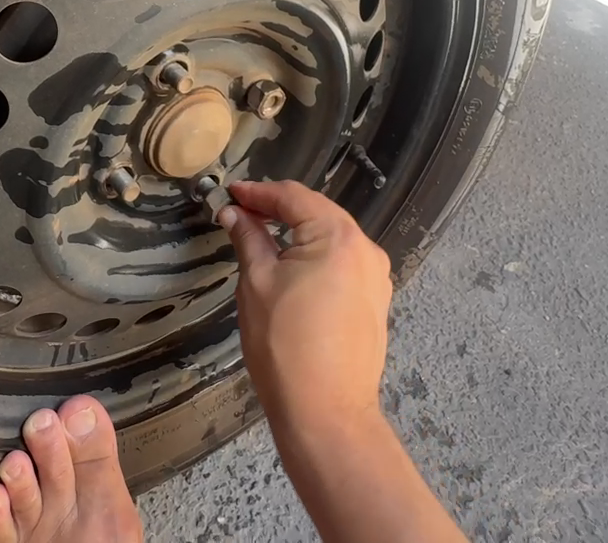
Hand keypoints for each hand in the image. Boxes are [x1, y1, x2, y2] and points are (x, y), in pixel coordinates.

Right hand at [219, 179, 393, 433]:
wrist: (326, 415)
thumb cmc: (285, 344)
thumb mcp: (257, 282)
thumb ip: (248, 238)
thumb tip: (234, 213)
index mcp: (339, 236)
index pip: (294, 197)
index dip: (259, 192)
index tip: (231, 193)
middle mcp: (366, 249)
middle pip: (317, 212)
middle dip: (278, 208)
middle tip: (242, 210)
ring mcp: (375, 277)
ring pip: (331, 236)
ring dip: (298, 230)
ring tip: (262, 233)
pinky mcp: (375, 301)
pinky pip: (342, 261)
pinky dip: (315, 254)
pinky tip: (292, 263)